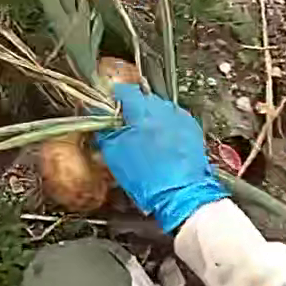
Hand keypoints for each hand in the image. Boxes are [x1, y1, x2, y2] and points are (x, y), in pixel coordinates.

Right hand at [95, 83, 227, 232]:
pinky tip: (162, 143)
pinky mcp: (191, 127)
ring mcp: (179, 117)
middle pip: (142, 97)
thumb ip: (103, 129)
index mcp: (141, 112)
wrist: (181, 195)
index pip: (124, 90)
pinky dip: (165, 126)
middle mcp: (162, 109)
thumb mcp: (114, 154)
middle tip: (125, 125)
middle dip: (133, 108)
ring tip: (145, 137)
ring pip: (159, 107)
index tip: (109, 105)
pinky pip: (173, 118)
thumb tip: (94, 114)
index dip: (114, 97)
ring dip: (150, 117)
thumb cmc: (147, 178)